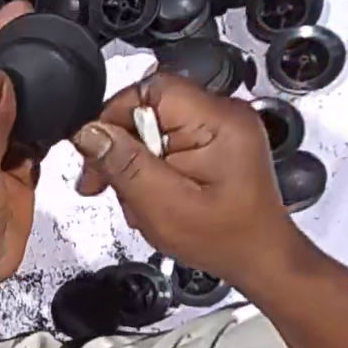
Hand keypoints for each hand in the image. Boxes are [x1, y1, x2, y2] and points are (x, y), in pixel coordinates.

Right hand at [72, 73, 308, 285]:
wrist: (257, 258)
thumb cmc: (225, 238)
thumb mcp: (162, 206)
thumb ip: (123, 165)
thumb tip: (89, 134)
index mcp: (217, 122)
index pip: (150, 89)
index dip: (114, 118)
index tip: (98, 153)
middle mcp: (222, 117)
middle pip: (148, 110)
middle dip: (121, 150)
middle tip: (106, 183)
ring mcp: (218, 130)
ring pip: (151, 131)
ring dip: (134, 166)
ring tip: (140, 199)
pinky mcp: (211, 145)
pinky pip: (164, 145)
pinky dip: (150, 171)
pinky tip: (153, 197)